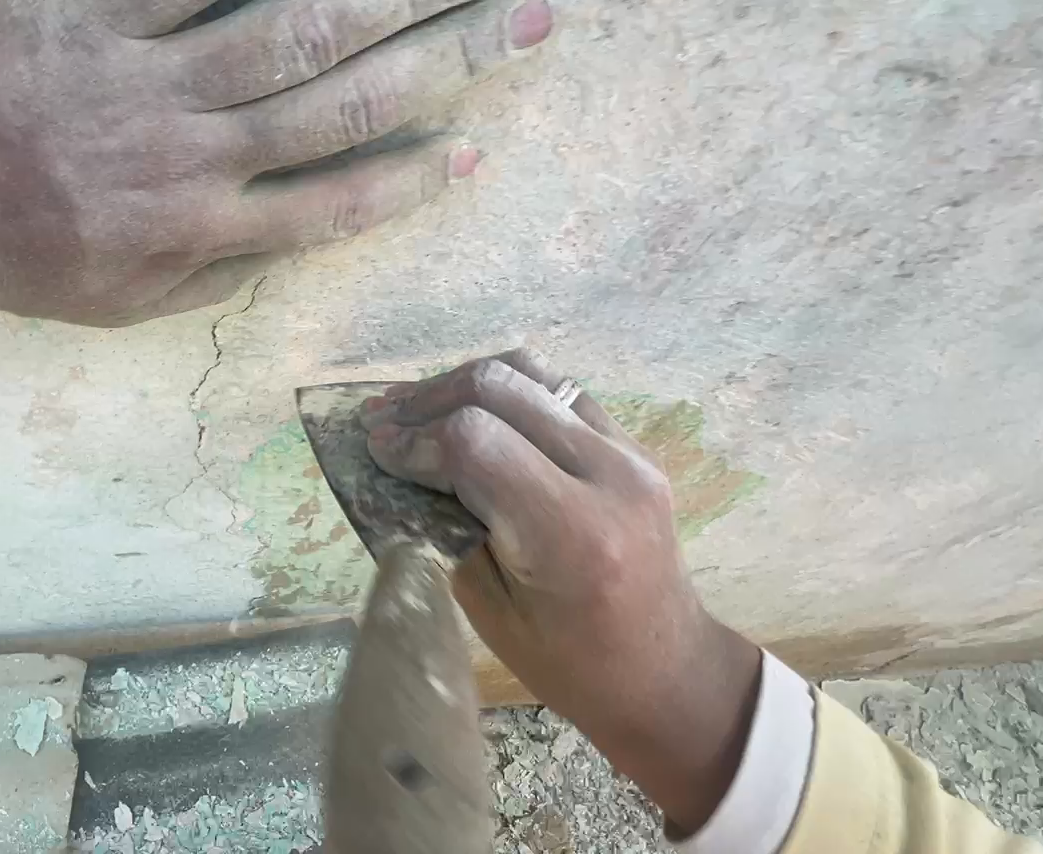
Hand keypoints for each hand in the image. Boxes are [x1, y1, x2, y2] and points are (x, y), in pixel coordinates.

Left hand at [0, 0, 554, 324]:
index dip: (414, 176)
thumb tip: (275, 252)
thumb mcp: (119, 304)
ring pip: (301, 29)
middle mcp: (200, 155)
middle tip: (531, 11)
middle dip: (450, 58)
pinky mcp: (95, 0)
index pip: (337, 203)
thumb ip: (207, 281)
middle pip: (348, 103)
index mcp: (205, 231)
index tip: (478, 144)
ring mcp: (153, 75)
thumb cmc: (12, 257)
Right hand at [361, 350, 762, 833]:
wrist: (667, 671)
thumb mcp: (488, 609)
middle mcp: (609, 474)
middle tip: (382, 419)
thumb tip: (396, 465)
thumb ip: (445, 525)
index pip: (475, 444)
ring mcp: (627, 449)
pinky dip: (498, 389)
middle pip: (497, 388)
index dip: (413, 440)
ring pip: (525, 371)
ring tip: (414, 405)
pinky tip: (464, 407)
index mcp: (573, 533)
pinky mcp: (628, 442)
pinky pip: (552, 387)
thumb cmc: (571, 665)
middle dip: (427, 400)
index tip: (374, 450)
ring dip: (459, 383)